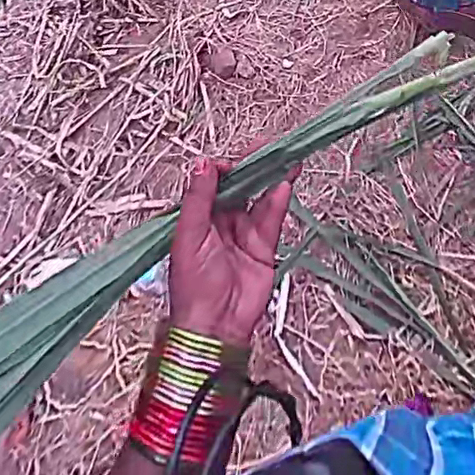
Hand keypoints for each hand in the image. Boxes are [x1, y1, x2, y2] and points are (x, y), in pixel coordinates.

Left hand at [169, 159, 296, 341]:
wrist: (215, 327)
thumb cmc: (192, 288)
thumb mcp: (189, 236)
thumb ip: (198, 198)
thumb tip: (202, 163)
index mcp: (198, 216)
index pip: (214, 180)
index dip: (226, 165)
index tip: (234, 159)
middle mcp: (221, 220)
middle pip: (240, 184)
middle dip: (253, 164)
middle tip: (267, 146)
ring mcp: (243, 231)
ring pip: (259, 196)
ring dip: (271, 177)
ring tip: (285, 158)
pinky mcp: (263, 245)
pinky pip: (271, 216)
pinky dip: (279, 199)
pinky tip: (285, 182)